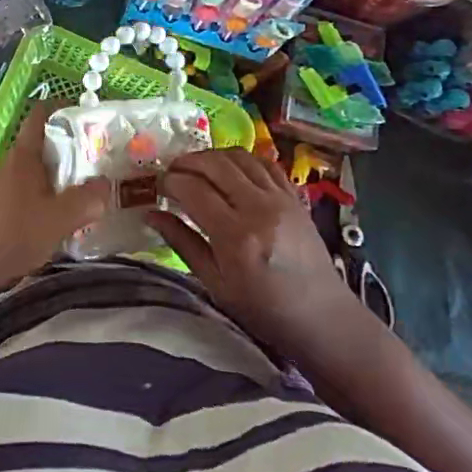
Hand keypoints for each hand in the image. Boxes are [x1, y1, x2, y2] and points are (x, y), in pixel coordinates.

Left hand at [0, 102, 110, 298]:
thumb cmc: (16, 235)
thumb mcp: (59, 217)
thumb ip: (88, 198)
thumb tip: (108, 184)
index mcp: (24, 155)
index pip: (41, 115)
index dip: (65, 108)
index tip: (94, 116)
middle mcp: (17, 162)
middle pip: (49, 140)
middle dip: (78, 142)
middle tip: (108, 150)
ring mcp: (14, 182)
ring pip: (48, 165)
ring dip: (72, 168)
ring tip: (102, 176)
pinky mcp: (14, 202)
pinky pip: (43, 185)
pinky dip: (61, 188)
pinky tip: (80, 203)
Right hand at [147, 149, 361, 353]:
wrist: (320, 315)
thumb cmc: (263, 308)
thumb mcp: (215, 283)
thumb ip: (183, 243)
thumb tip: (151, 214)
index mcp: (235, 236)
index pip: (194, 190)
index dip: (171, 182)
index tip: (159, 186)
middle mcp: (259, 208)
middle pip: (215, 164)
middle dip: (187, 162)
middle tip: (172, 172)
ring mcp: (280, 198)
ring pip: (240, 157)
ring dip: (212, 156)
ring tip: (197, 167)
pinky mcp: (294, 196)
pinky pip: (264, 163)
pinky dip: (242, 160)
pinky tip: (229, 169)